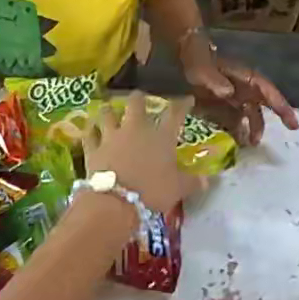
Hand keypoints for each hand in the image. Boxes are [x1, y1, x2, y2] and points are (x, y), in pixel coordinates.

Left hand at [83, 92, 202, 213]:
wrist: (116, 202)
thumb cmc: (152, 192)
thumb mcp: (178, 189)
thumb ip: (193, 182)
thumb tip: (209, 180)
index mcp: (161, 136)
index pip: (175, 114)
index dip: (182, 104)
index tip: (187, 99)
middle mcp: (135, 129)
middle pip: (136, 103)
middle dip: (138, 98)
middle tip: (139, 97)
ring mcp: (111, 137)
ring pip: (108, 114)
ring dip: (109, 110)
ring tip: (109, 108)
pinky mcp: (92, 149)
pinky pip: (89, 134)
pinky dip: (90, 131)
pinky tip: (90, 129)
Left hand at [178, 33, 298, 146]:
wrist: (188, 58)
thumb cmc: (199, 61)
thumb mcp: (204, 70)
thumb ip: (215, 80)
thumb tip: (229, 92)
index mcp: (247, 79)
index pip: (269, 94)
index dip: (282, 109)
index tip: (292, 124)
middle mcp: (245, 90)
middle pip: (259, 109)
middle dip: (261, 126)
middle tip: (258, 143)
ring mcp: (234, 98)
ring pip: (246, 117)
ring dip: (247, 130)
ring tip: (246, 146)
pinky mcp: (222, 105)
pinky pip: (232, 119)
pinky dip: (233, 130)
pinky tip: (232, 141)